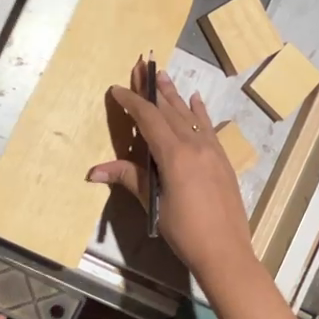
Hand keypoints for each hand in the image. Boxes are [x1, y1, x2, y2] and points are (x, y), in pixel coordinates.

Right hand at [90, 60, 254, 280]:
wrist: (225, 251)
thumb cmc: (184, 231)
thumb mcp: (153, 204)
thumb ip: (128, 179)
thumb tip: (93, 171)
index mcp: (175, 154)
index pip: (149, 119)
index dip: (132, 102)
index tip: (117, 89)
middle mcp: (195, 145)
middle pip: (170, 111)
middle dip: (153, 90)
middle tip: (141, 68)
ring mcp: (212, 151)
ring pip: (190, 116)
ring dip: (175, 96)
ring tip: (164, 75)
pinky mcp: (222, 161)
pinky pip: (209, 128)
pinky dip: (200, 113)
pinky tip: (196, 100)